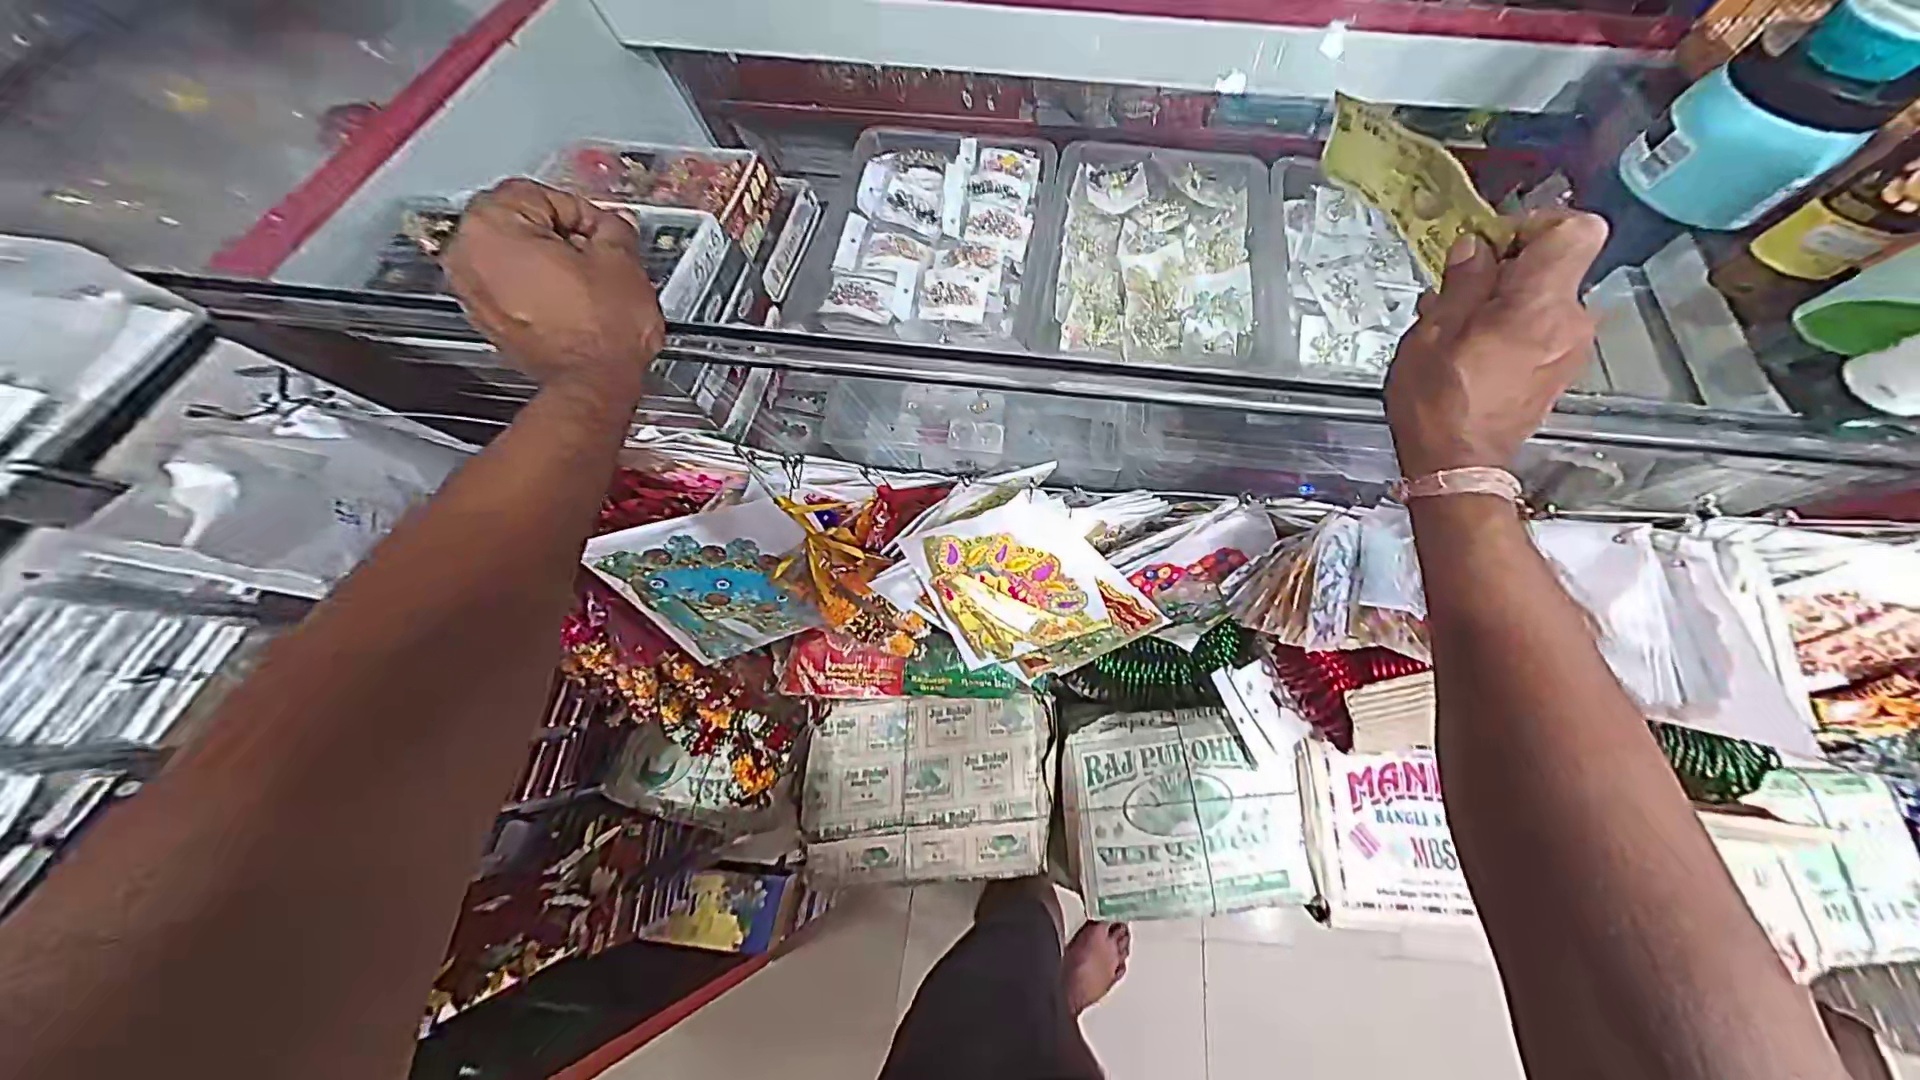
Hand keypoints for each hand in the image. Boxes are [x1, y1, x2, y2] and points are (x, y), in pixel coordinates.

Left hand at [443, 179, 664, 400]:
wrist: (594, 384)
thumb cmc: (602, 332)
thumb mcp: (622, 264)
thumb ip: (614, 230)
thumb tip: (613, 226)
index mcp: (492, 227)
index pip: (537, 194)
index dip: (581, 211)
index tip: (604, 231)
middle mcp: (468, 256)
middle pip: (518, 224)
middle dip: (562, 236)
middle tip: (598, 256)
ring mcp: (473, 293)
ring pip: (514, 259)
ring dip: (550, 264)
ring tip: (588, 284)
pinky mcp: (488, 322)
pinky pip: (513, 291)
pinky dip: (539, 292)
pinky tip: (573, 306)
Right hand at [1384, 210, 1607, 477]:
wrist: (1456, 464)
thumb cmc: (1435, 403)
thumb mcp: (1430, 337)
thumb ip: (1460, 285)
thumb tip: (1475, 249)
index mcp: (1538, 305)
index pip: (1575, 229)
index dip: (1532, 227)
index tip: (1490, 247)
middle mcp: (1570, 321)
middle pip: (1555, 267)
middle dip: (1504, 272)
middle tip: (1454, 296)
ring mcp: (1570, 347)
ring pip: (1543, 300)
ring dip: (1502, 304)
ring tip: (1454, 332)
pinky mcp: (1560, 369)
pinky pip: (1541, 329)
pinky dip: (1510, 329)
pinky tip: (1471, 354)